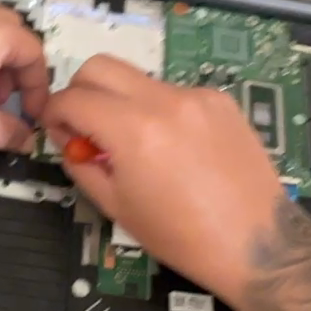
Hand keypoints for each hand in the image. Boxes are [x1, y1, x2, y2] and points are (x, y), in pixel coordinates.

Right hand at [41, 55, 293, 302]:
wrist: (256, 244)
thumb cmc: (181, 236)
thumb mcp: (116, 206)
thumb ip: (81, 164)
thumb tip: (68, 139)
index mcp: (134, 131)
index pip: (73, 98)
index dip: (53, 113)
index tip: (55, 129)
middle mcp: (164, 100)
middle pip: (100, 66)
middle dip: (81, 91)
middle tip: (86, 126)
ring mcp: (196, 96)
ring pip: (138, 78)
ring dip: (121, 101)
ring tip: (135, 144)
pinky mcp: (220, 100)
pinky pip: (172, 92)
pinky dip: (158, 110)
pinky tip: (172, 146)